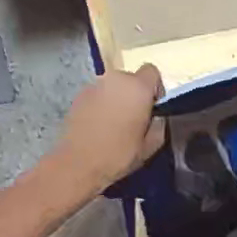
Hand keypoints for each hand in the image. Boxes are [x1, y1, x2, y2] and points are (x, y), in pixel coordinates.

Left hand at [48, 65, 166, 191]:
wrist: (77, 164)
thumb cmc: (118, 155)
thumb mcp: (151, 145)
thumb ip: (159, 123)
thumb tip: (156, 116)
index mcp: (137, 87)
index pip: (152, 72)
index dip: (154, 89)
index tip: (152, 108)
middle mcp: (114, 79)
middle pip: (129, 79)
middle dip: (133, 94)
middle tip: (133, 118)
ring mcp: (92, 86)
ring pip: (111, 88)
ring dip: (115, 100)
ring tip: (113, 124)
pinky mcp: (77, 98)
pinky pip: (96, 96)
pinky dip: (99, 106)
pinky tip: (97, 126)